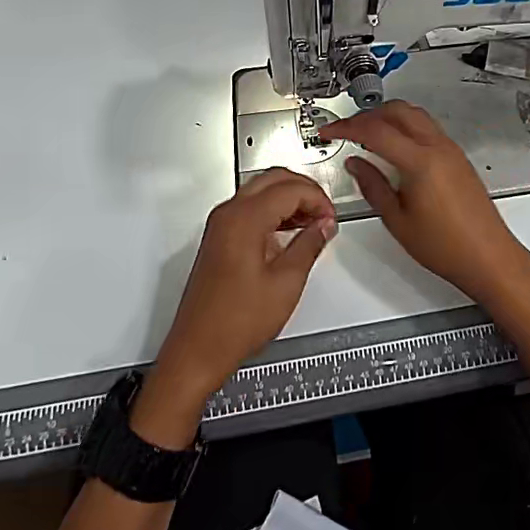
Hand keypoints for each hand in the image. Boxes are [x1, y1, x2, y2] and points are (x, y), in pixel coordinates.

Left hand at [139, 169, 336, 443]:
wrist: (199, 349)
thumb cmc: (232, 324)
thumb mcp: (287, 282)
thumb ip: (309, 245)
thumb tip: (323, 226)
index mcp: (244, 219)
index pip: (290, 188)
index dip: (317, 199)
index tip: (330, 216)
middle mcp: (228, 215)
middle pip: (273, 179)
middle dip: (304, 190)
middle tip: (325, 211)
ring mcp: (220, 225)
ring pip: (261, 190)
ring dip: (289, 198)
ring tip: (313, 221)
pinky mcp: (218, 238)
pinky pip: (250, 208)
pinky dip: (274, 210)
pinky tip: (291, 231)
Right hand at [318, 101, 529, 309]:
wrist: (489, 258)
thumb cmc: (448, 247)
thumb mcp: (397, 220)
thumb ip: (373, 186)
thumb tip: (356, 165)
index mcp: (421, 161)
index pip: (375, 130)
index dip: (346, 127)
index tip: (330, 131)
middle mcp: (439, 148)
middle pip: (397, 111)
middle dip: (367, 115)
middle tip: (346, 130)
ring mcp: (451, 150)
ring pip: (414, 115)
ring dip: (388, 117)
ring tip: (367, 135)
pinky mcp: (458, 158)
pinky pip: (427, 128)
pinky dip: (405, 127)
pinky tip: (393, 147)